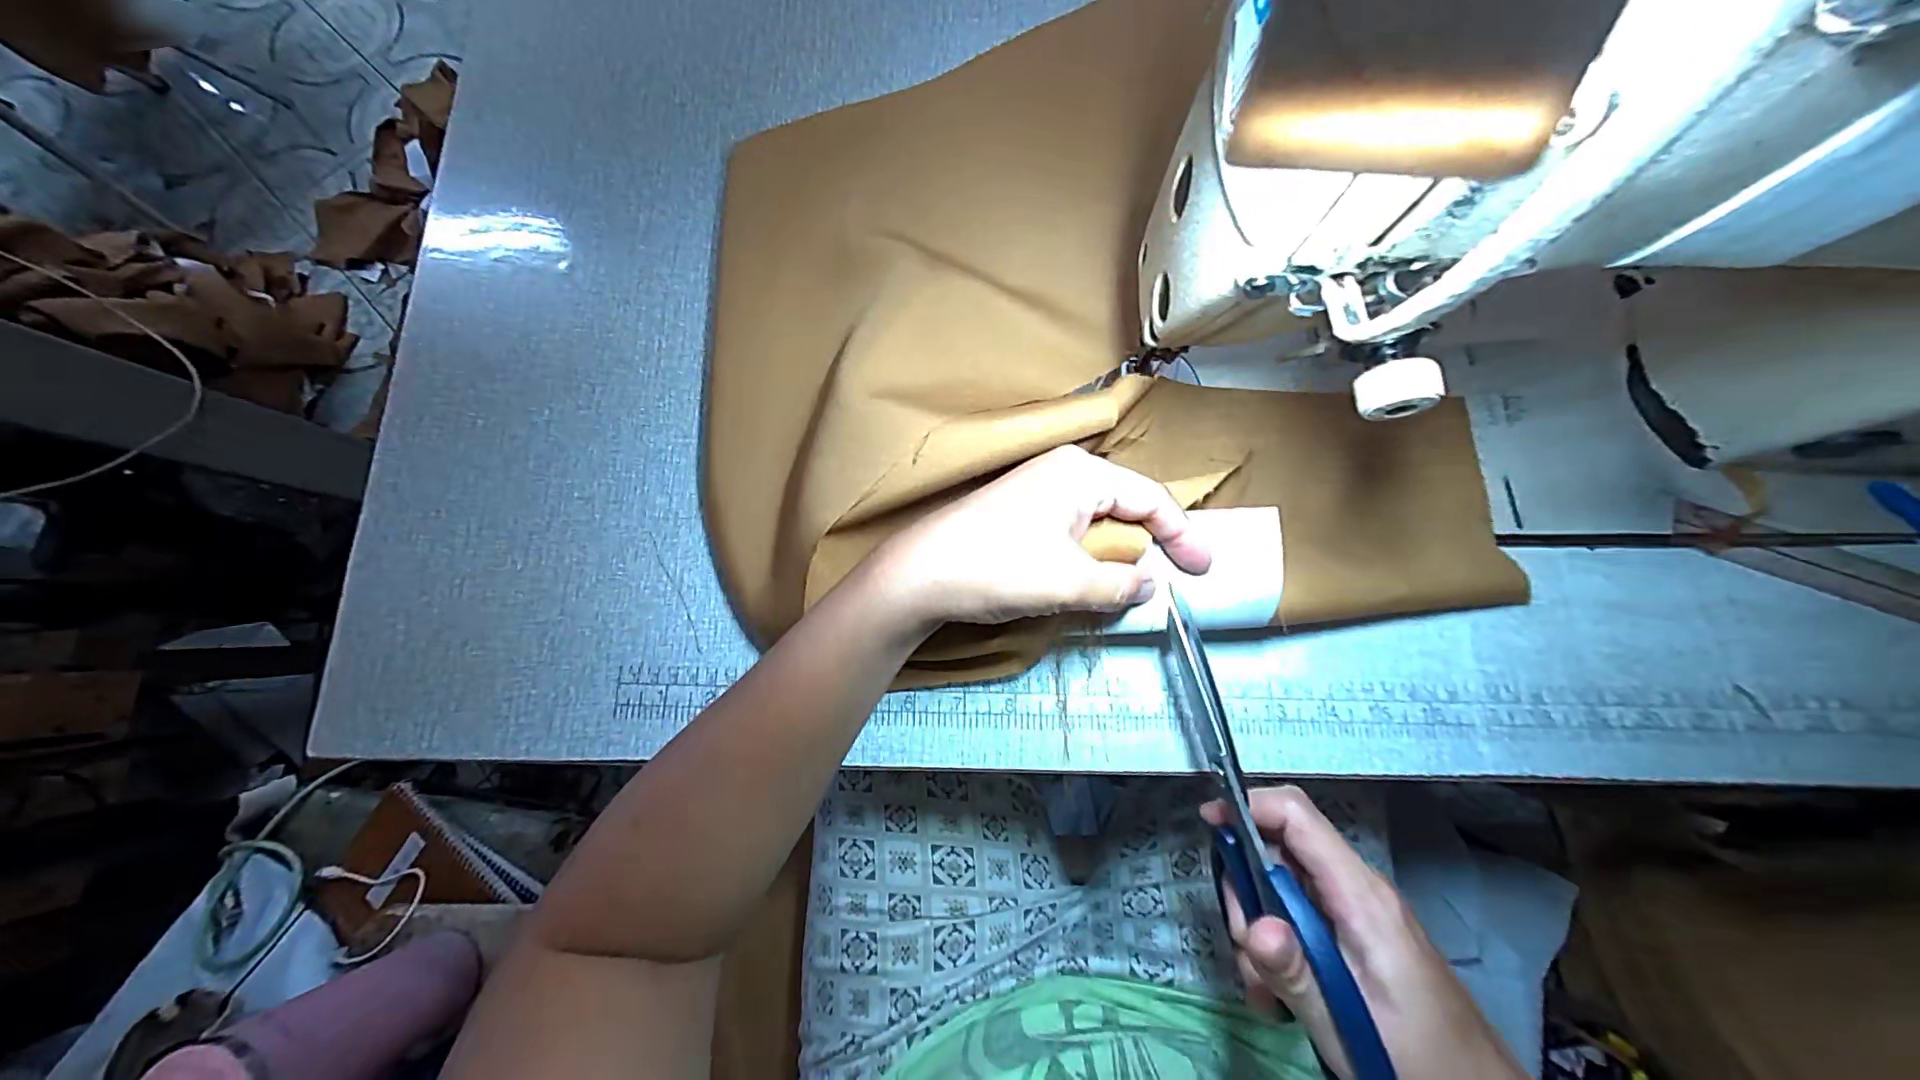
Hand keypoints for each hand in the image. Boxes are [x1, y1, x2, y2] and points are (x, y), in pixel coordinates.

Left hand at [866, 445, 1210, 628]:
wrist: (917, 575)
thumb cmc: (996, 568)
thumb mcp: (1069, 581)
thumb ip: (1120, 583)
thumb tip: (1150, 584)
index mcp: (1081, 474)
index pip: (1150, 498)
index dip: (1183, 535)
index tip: (1204, 569)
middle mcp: (1061, 473)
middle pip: (1125, 507)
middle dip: (1149, 545)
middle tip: (1171, 581)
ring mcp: (1036, 491)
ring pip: (1096, 524)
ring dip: (1115, 557)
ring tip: (1124, 588)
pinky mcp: (1019, 514)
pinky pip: (1070, 532)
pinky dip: (1086, 557)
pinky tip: (1085, 581)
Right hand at [1202, 787, 1526, 1079]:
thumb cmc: (1423, 1062)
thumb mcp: (1350, 1025)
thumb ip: (1298, 976)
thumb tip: (1255, 927)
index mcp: (1360, 896)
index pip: (1297, 814)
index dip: (1248, 805)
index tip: (1208, 822)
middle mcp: (1356, 892)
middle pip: (1277, 854)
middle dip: (1246, 894)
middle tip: (1248, 952)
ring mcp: (1355, 914)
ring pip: (1280, 890)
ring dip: (1260, 932)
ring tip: (1268, 993)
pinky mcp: (1354, 937)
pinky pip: (1298, 919)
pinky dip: (1279, 949)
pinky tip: (1282, 997)